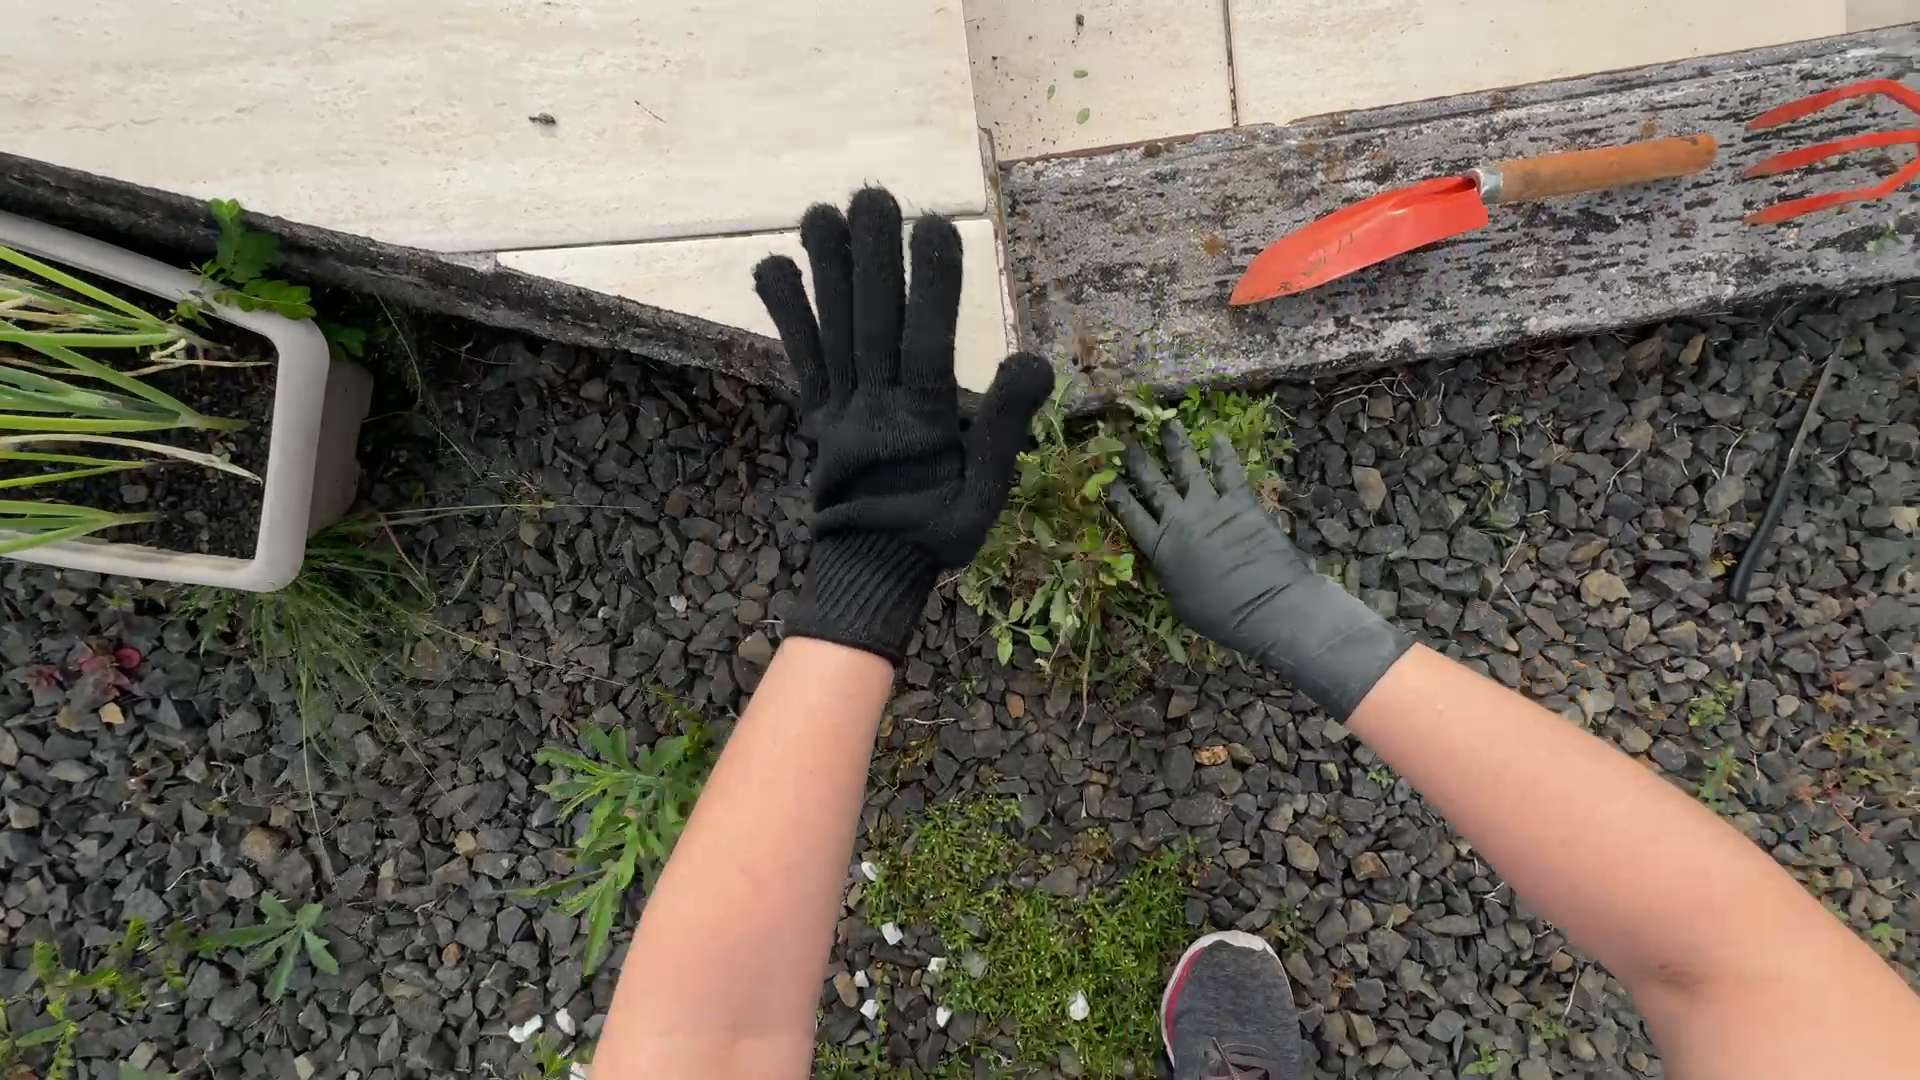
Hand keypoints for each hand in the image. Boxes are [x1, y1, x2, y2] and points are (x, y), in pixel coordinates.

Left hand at [753, 188, 1053, 662]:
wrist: (872, 571)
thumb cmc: (937, 534)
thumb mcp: (986, 497)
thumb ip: (1004, 431)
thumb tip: (1034, 361)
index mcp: (922, 425)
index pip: (927, 345)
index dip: (930, 286)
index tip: (934, 225)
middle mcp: (875, 407)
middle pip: (873, 325)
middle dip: (872, 261)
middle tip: (870, 195)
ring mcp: (839, 409)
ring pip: (834, 333)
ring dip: (827, 274)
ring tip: (819, 212)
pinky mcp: (816, 417)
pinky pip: (801, 361)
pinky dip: (787, 316)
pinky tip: (772, 267)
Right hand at [1110, 420, 1410, 718]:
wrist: (1267, 608)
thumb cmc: (1219, 616)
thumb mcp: (1179, 601)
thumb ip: (1168, 574)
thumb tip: (1167, 561)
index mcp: (1160, 549)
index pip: (1131, 514)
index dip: (1118, 494)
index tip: (1108, 477)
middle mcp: (1179, 521)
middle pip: (1154, 485)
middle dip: (1139, 461)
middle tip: (1128, 441)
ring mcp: (1210, 508)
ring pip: (1187, 469)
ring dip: (1176, 446)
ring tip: (1168, 424)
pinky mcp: (1240, 504)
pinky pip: (1229, 472)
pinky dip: (1222, 454)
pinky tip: (1216, 437)